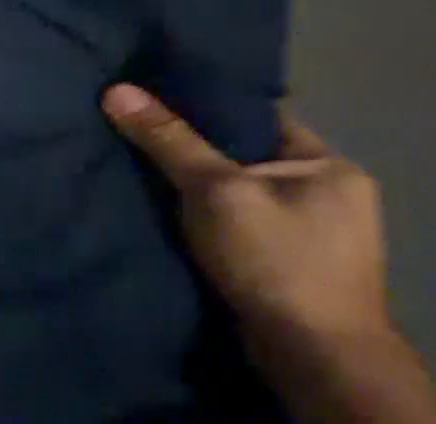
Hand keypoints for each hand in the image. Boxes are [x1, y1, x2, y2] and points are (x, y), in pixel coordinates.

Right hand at [100, 84, 387, 341]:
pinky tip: (157, 197)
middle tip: (128, 121)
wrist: (312, 355)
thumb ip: (167, 138)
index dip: (199, 99)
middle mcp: (326, 191)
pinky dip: (195, 205)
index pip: (253, 113)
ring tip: (132, 155)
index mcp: (330, 166)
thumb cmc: (276, 259)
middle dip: (185, 140)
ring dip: (187, 176)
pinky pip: (229, 212)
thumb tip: (115, 89)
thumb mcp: (215, 190)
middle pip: (238, 148)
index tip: (145, 89)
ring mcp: (308, 227)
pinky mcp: (282, 255)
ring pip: (230, 183)